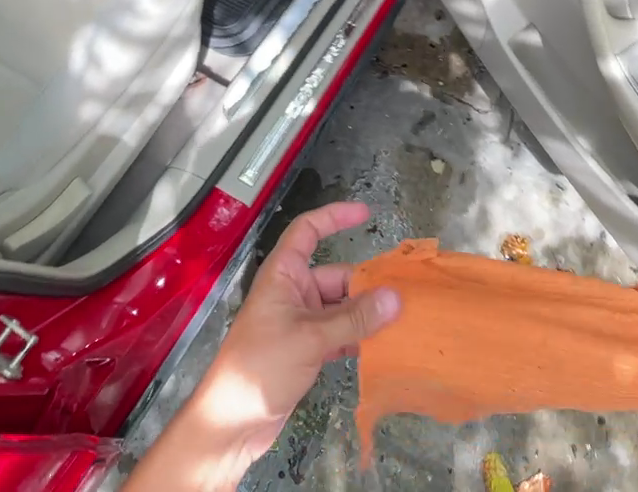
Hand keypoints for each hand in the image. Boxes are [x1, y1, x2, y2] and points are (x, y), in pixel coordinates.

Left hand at [124, 202, 399, 491]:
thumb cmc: (261, 366)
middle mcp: (293, 292)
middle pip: (337, 275)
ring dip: (367, 314)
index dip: (335, 217)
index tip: (366, 214)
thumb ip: (354, 318)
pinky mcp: (306, 349)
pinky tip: (385, 346)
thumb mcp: (310, 338)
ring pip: (342, 306)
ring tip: (405, 320)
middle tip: (406, 293)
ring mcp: (300, 322)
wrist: (231, 423)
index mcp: (284, 274)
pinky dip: (359, 337)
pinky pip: (340, 333)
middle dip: (368, 284)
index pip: (308, 230)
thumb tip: (396, 297)